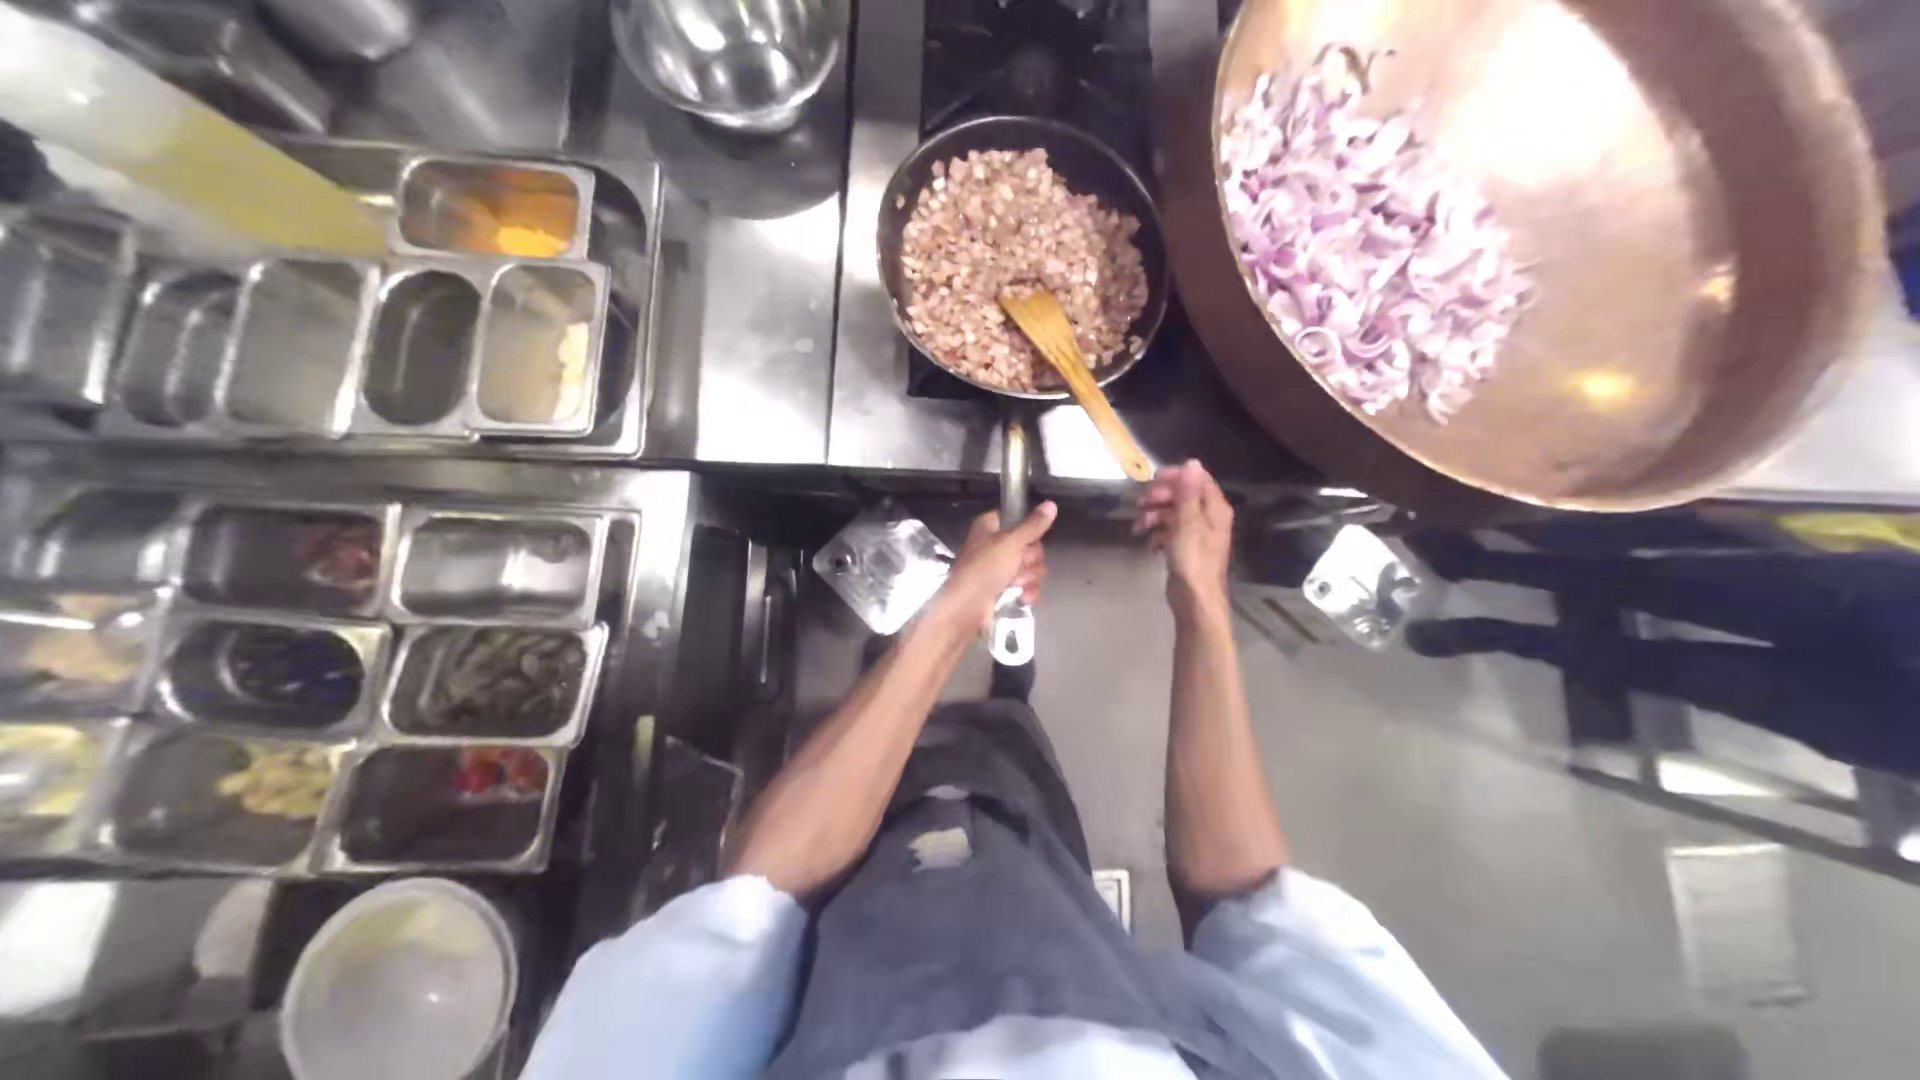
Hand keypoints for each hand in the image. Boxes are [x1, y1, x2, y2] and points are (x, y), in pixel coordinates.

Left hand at [926, 502, 1056, 633]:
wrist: (966, 609)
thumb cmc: (985, 569)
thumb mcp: (1011, 542)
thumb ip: (1033, 525)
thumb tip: (1051, 503)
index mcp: (989, 527)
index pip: (1017, 519)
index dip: (1028, 531)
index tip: (1030, 539)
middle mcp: (993, 545)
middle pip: (1029, 546)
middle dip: (1030, 560)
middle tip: (1020, 565)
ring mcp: (998, 569)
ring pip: (1030, 567)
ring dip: (1029, 578)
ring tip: (1017, 585)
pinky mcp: (1004, 590)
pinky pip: (1026, 586)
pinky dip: (1027, 592)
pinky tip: (1022, 598)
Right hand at [1134, 460, 1232, 620]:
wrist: (1195, 599)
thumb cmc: (1193, 560)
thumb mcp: (1186, 522)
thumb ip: (1188, 492)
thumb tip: (1192, 461)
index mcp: (1214, 508)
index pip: (1197, 479)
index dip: (1175, 476)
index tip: (1151, 480)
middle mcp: (1208, 517)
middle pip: (1182, 495)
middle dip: (1159, 497)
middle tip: (1140, 504)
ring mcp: (1197, 533)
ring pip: (1172, 513)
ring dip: (1153, 516)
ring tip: (1138, 527)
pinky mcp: (1185, 548)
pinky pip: (1169, 531)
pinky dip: (1157, 533)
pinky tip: (1148, 544)